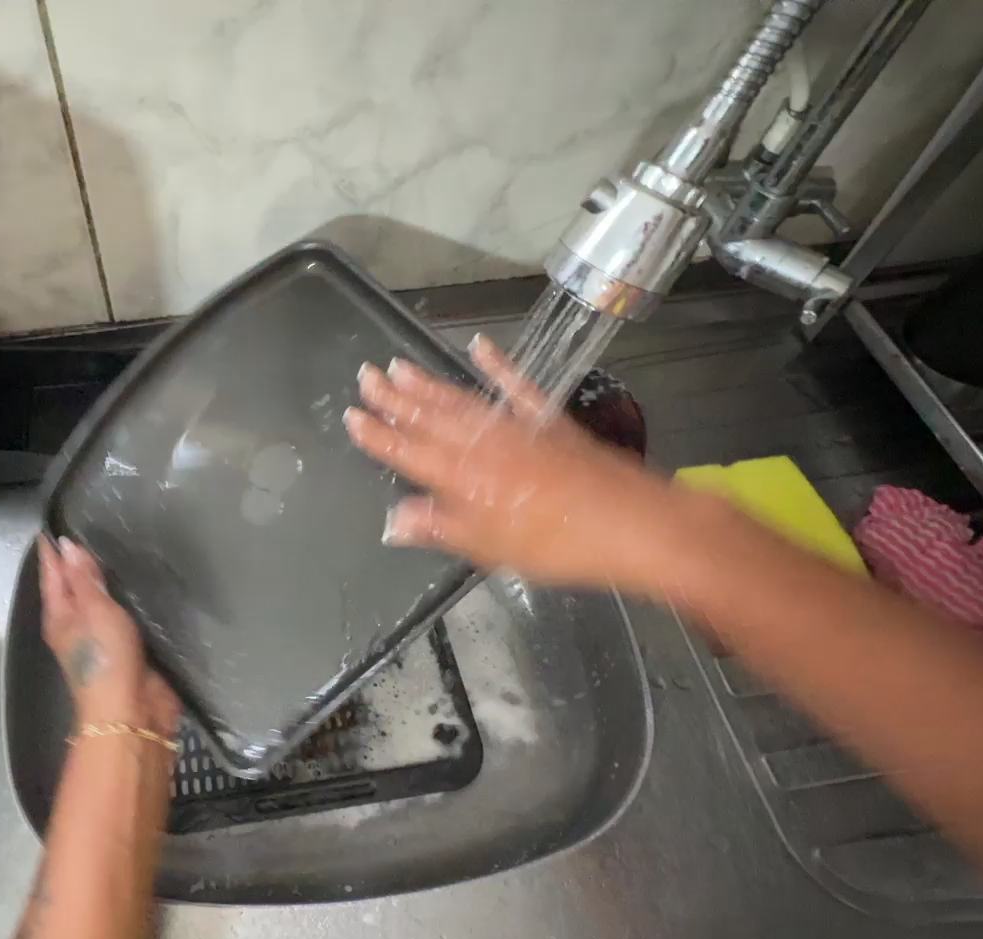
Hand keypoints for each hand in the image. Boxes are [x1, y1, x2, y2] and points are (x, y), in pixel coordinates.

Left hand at [37, 535, 179, 735]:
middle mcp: (76, 625)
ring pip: (99, 600)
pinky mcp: (128, 647)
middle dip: (77, 562)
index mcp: (60, 616)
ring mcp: (102, 637)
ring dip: (104, 580)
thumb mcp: (94, 611)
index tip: (51, 525)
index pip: (53, 575)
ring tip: (114, 550)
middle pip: (73, 587)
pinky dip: (127, 599)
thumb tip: (68, 546)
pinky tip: (139, 584)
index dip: (52, 552)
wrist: (132, 711)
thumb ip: (84, 579)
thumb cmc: (105, 659)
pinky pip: (124, 615)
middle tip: (84, 528)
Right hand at [344, 334, 688, 593]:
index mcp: (462, 478)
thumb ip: (440, 529)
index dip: (377, 434)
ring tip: (399, 365)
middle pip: (428, 417)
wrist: (631, 523)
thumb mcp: (490, 549)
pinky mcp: (547, 419)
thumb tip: (394, 521)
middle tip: (365, 375)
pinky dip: (496, 364)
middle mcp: (482, 444)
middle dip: (394, 398)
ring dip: (427, 383)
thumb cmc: (557, 545)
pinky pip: (516, 385)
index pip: (407, 451)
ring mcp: (515, 426)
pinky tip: (479, 346)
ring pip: (460, 399)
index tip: (351, 416)